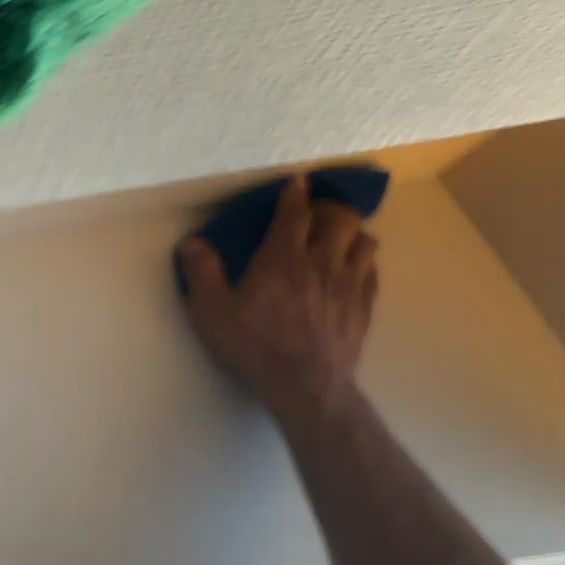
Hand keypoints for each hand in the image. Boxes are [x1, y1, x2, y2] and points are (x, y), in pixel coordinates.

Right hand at [178, 174, 379, 423]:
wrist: (304, 382)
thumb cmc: (251, 343)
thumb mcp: (210, 309)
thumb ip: (201, 271)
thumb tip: (192, 241)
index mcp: (281, 259)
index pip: (294, 216)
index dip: (295, 195)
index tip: (297, 181)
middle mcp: (321, 263)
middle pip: (340, 220)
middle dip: (329, 207)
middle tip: (316, 209)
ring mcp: (349, 284)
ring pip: (364, 241)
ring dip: (351, 232)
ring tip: (337, 236)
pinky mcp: (364, 305)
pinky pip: (372, 270)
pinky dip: (362, 260)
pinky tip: (352, 266)